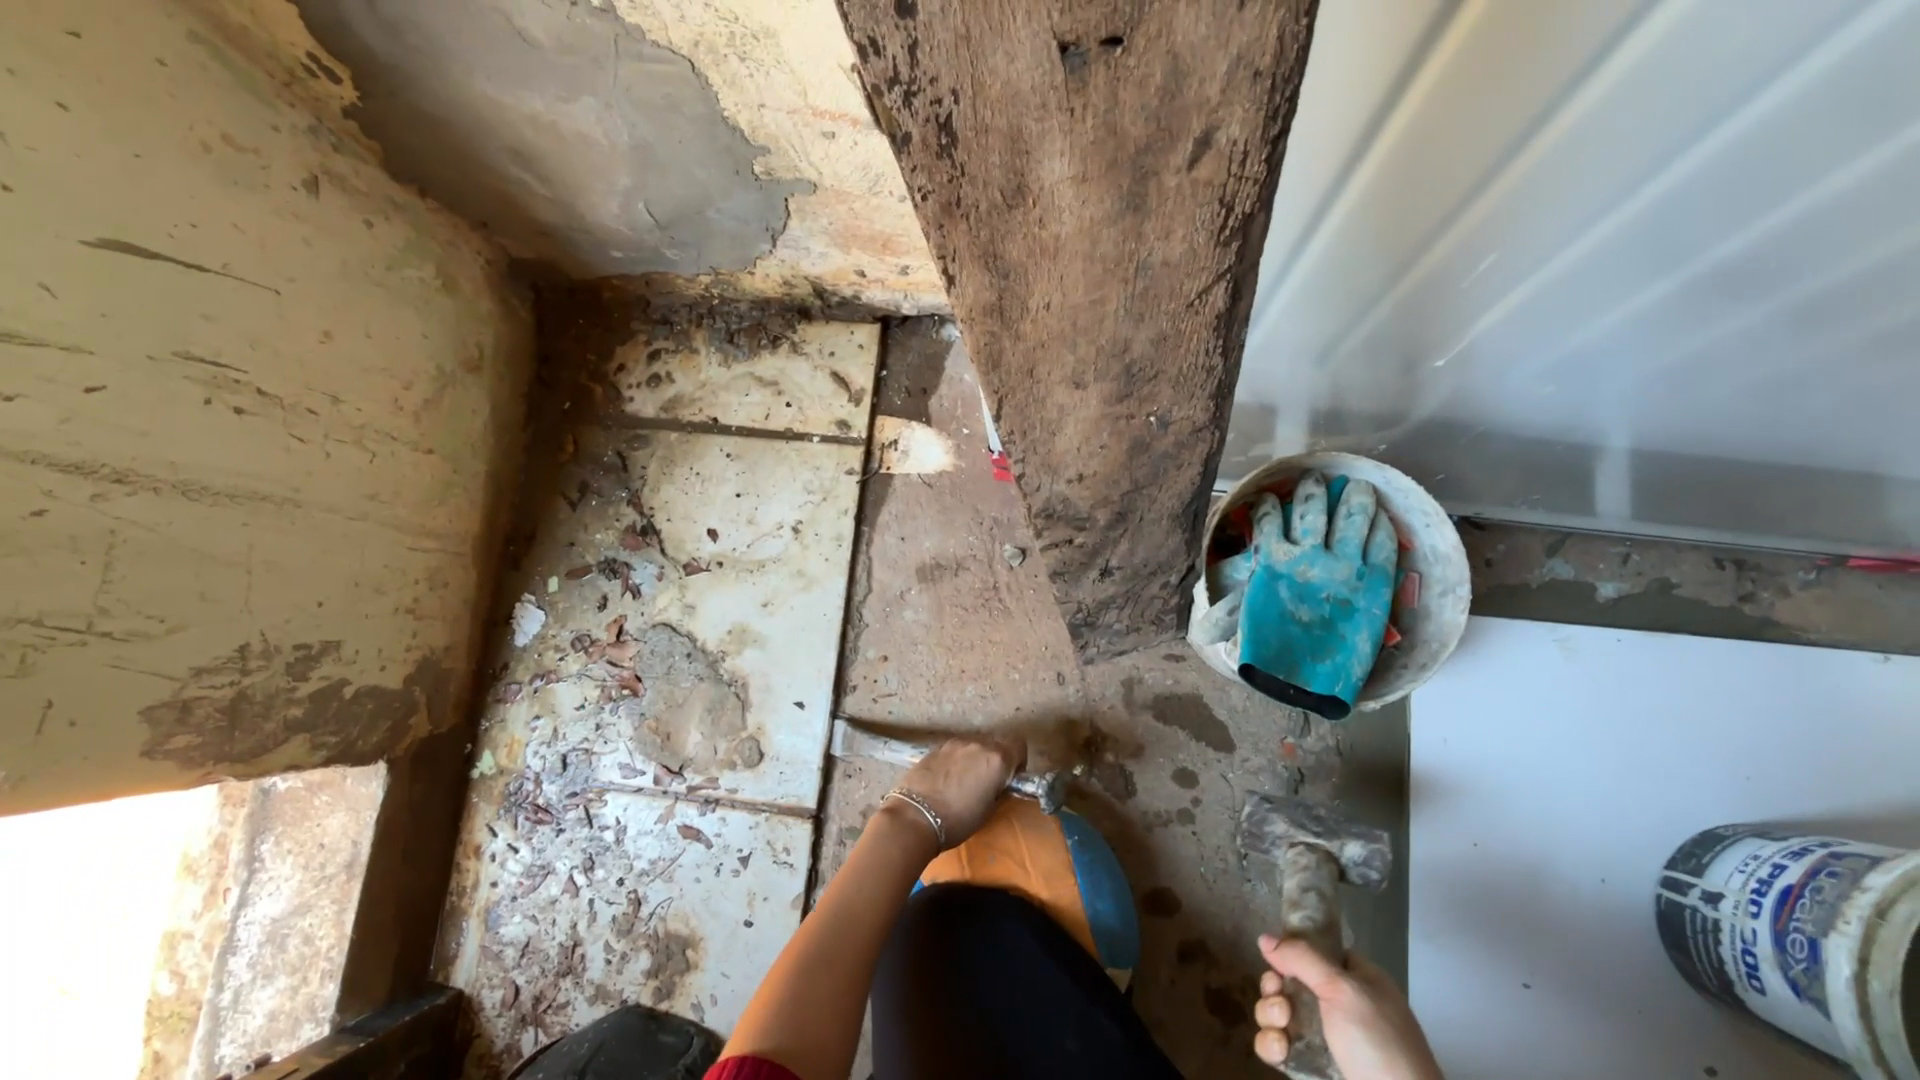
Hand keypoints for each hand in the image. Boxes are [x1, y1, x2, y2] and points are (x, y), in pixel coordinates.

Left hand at [894, 735, 1022, 847]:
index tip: (1010, 777)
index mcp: (998, 758)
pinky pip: (956, 749)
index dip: (1018, 761)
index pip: (1019, 745)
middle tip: (989, 781)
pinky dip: (958, 758)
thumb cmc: (958, 819)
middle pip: (997, 742)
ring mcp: (955, 743)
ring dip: (977, 757)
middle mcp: (979, 743)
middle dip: (997, 758)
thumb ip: (1000, 789)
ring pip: (975, 743)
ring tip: (966, 780)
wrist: (915, 816)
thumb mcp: (990, 809)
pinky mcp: (936, 747)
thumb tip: (1000, 783)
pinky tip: (948, 778)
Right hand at [1253, 935, 1442, 1079]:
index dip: (1291, 953)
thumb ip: (1303, 959)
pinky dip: (1271, 1045)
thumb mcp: (1344, 990)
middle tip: (1280, 1000)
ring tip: (1282, 1027)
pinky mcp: (1309, 1066)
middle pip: (1288, 982)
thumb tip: (1264, 937)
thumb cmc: (1378, 1044)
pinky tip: (1280, 1050)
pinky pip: (1276, 1045)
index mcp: (1355, 980)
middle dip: (1274, 987)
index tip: (1277, 960)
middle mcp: (1337, 1005)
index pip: (1315, 952)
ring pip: (1278, 1013)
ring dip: (1269, 1015)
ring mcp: (1322, 1038)